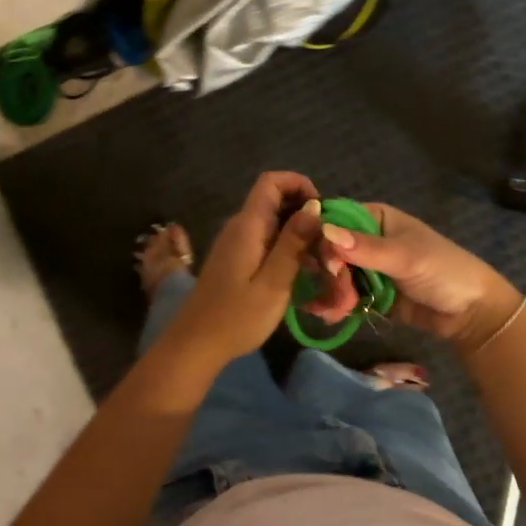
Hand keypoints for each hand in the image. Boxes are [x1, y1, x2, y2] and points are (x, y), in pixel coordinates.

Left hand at [159, 172, 323, 367]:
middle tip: (329, 242)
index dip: (300, 185)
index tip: (323, 212)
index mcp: (247, 225)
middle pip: (274, 200)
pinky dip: (285, 248)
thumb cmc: (237, 317)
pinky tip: (301, 273)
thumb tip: (314, 206)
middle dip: (305, 213)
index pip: (271, 181)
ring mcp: (235, 243)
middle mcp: (239, 226)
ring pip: (272, 222)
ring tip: (322, 261)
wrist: (196, 344)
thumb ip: (293, 243)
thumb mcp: (274, 282)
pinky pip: (265, 240)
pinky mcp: (235, 259)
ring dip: (298, 234)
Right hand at [308, 202, 525, 347]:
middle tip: (338, 295)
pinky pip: (342, 294)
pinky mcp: (368, 292)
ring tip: (336, 312)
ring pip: (333, 275)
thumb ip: (365, 249)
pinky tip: (329, 316)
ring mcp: (366, 267)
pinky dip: (334, 305)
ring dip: (330, 293)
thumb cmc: (444, 271)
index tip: (324, 263)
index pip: (334, 220)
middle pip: (329, 251)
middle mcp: (365, 239)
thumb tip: (324, 232)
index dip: (322, 239)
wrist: (471, 313)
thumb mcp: (405, 258)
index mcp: (375, 218)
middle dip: (328, 274)